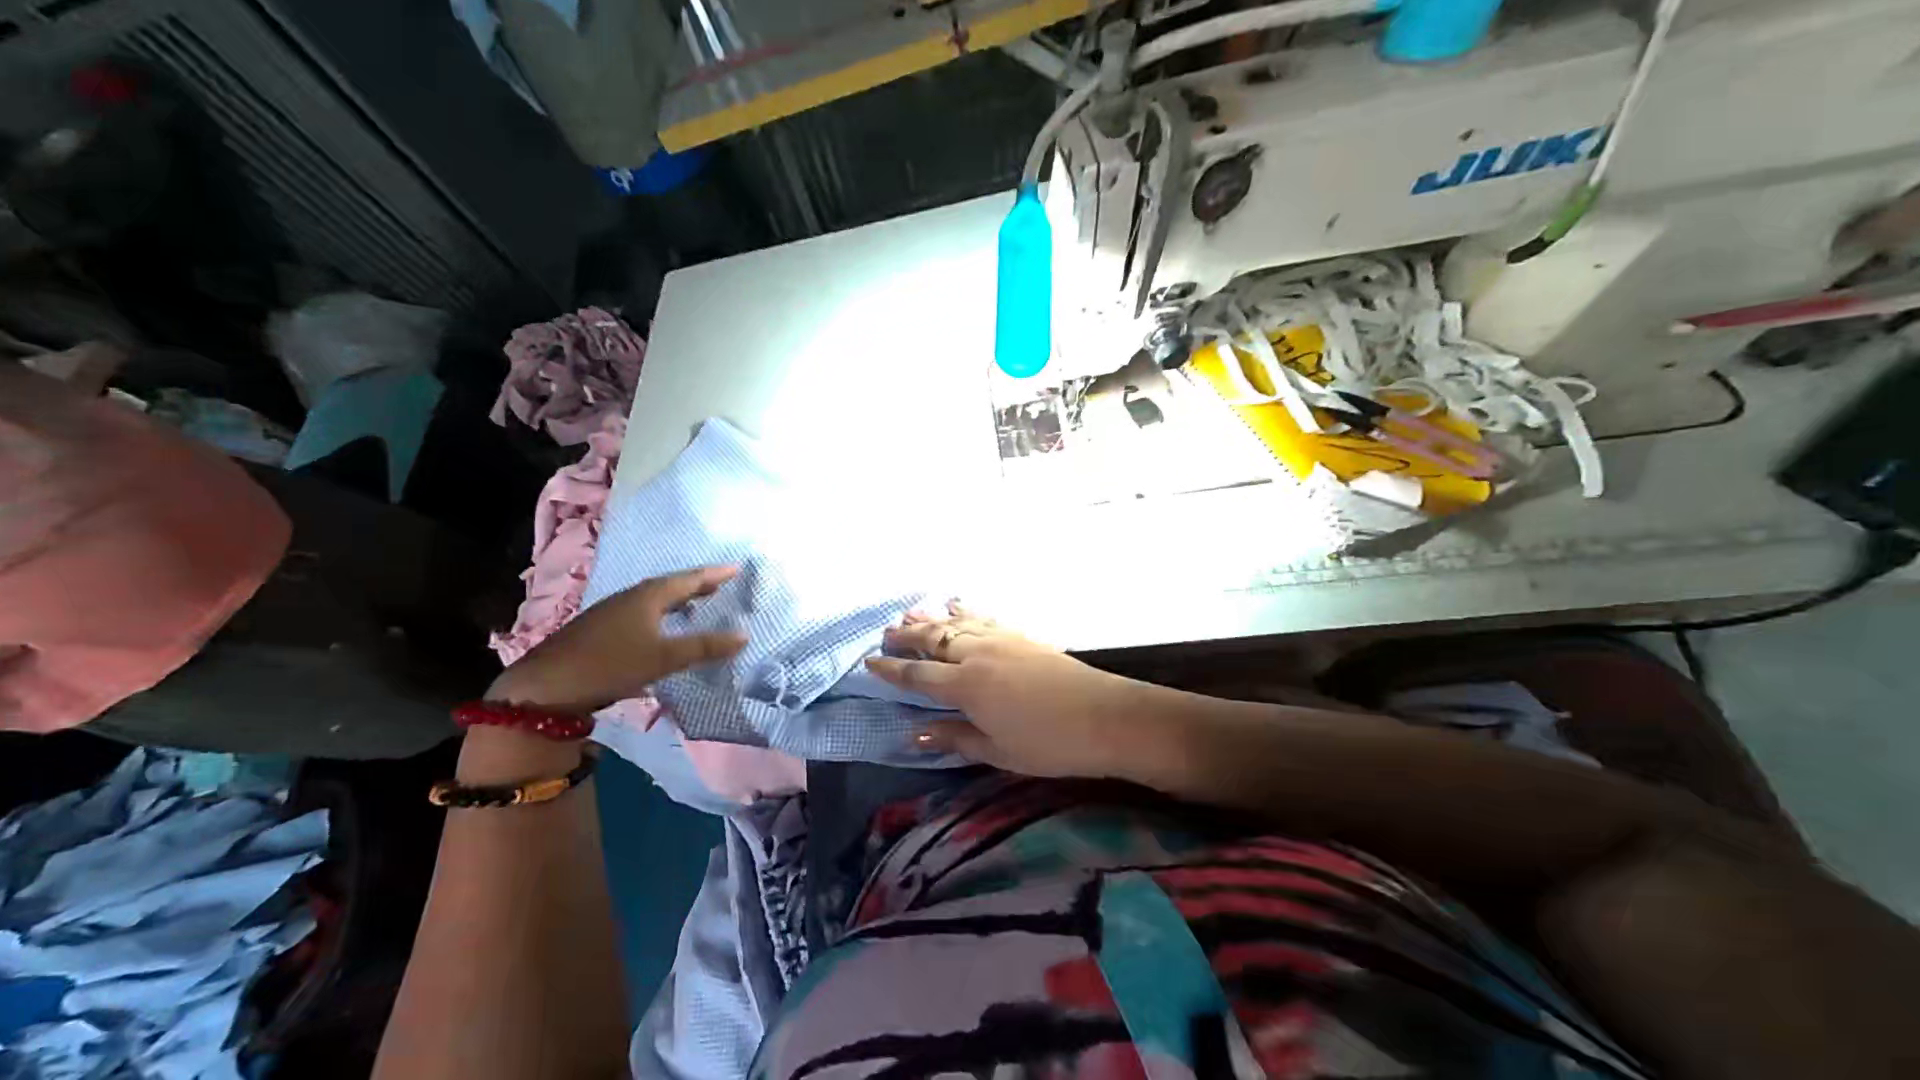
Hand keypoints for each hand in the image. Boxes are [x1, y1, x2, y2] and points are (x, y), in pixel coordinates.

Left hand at [487, 565, 746, 714]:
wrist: (546, 686)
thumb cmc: (610, 664)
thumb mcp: (664, 657)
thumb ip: (704, 647)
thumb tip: (744, 635)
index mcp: (648, 596)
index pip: (688, 579)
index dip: (713, 575)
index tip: (736, 569)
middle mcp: (630, 597)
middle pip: (670, 586)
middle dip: (696, 585)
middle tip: (720, 586)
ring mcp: (612, 612)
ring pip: (653, 599)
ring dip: (677, 600)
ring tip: (696, 605)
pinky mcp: (600, 629)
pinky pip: (641, 612)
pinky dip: (661, 614)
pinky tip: (662, 629)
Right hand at [865, 603, 1146, 777]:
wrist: (1107, 716)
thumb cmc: (1049, 744)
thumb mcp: (997, 751)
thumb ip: (954, 737)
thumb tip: (915, 732)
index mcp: (965, 686)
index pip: (917, 676)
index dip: (891, 670)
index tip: (869, 663)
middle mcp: (978, 655)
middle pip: (933, 640)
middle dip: (906, 637)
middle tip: (885, 633)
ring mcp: (1002, 640)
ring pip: (957, 623)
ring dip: (931, 619)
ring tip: (911, 613)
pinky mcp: (1023, 636)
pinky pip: (984, 618)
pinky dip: (965, 612)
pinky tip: (958, 606)